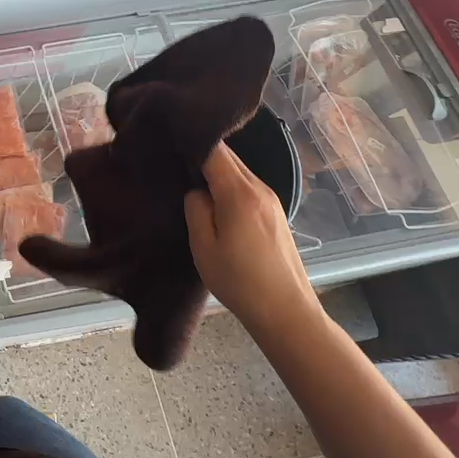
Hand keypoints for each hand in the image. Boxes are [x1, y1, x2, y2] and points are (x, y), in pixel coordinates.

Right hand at [184, 143, 321, 333]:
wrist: (288, 314)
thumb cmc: (240, 282)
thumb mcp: (204, 247)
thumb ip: (196, 208)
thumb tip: (197, 190)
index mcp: (239, 193)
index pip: (214, 150)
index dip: (191, 143)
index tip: (170, 145)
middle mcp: (259, 188)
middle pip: (228, 156)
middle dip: (202, 154)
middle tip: (174, 162)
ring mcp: (272, 200)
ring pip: (239, 171)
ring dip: (216, 171)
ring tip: (191, 182)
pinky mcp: (276, 213)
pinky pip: (247, 186)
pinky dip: (229, 184)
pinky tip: (216, 201)